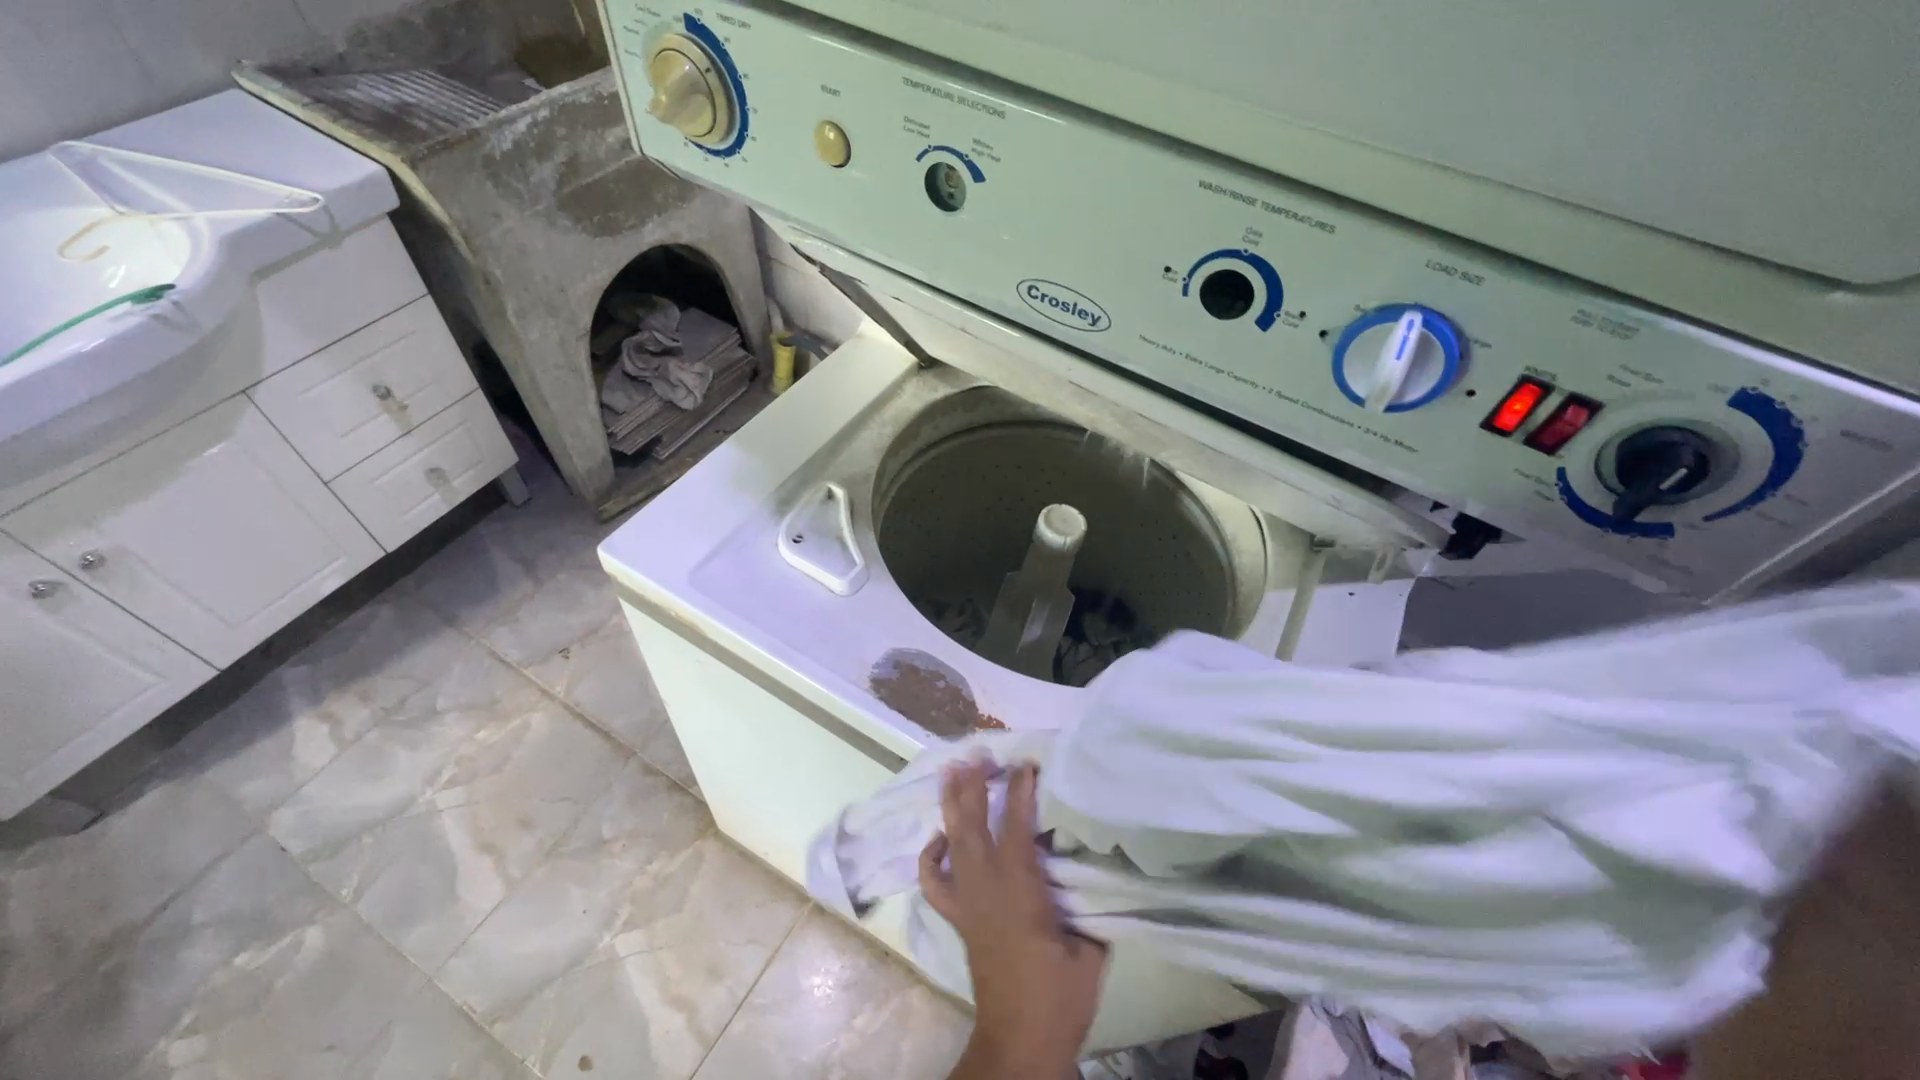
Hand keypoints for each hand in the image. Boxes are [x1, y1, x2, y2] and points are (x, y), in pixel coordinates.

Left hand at [921, 759, 1107, 1078]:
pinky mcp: (959, 919)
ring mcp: (967, 902)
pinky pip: (936, 883)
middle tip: (977, 753)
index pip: (1018, 826)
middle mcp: (986, 887)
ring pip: (952, 843)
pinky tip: (938, 838)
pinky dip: (932, 857)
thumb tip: (1087, 866)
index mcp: (1021, 889)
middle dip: (974, 785)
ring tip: (951, 773)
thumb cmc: (1061, 994)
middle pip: (973, 824)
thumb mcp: (1089, 943)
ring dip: (951, 806)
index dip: (1021, 791)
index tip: (1026, 763)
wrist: (1021, 1037)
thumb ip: (1085, 900)